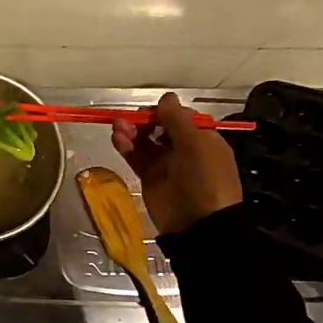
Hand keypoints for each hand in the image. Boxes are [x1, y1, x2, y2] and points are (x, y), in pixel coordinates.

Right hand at [111, 92, 244, 234]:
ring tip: (118, 128)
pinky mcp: (149, 177)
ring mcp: (165, 163)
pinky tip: (117, 139)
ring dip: (131, 131)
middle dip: (144, 121)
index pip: (179, 117)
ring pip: (144, 141)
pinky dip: (126, 146)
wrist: (198, 224)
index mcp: (202, 139)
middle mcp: (184, 149)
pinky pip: (136, 157)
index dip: (164, 112)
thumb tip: (165, 98)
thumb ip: (177, 120)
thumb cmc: (205, 179)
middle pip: (159, 127)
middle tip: (130, 121)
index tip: (152, 112)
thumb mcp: (196, 145)